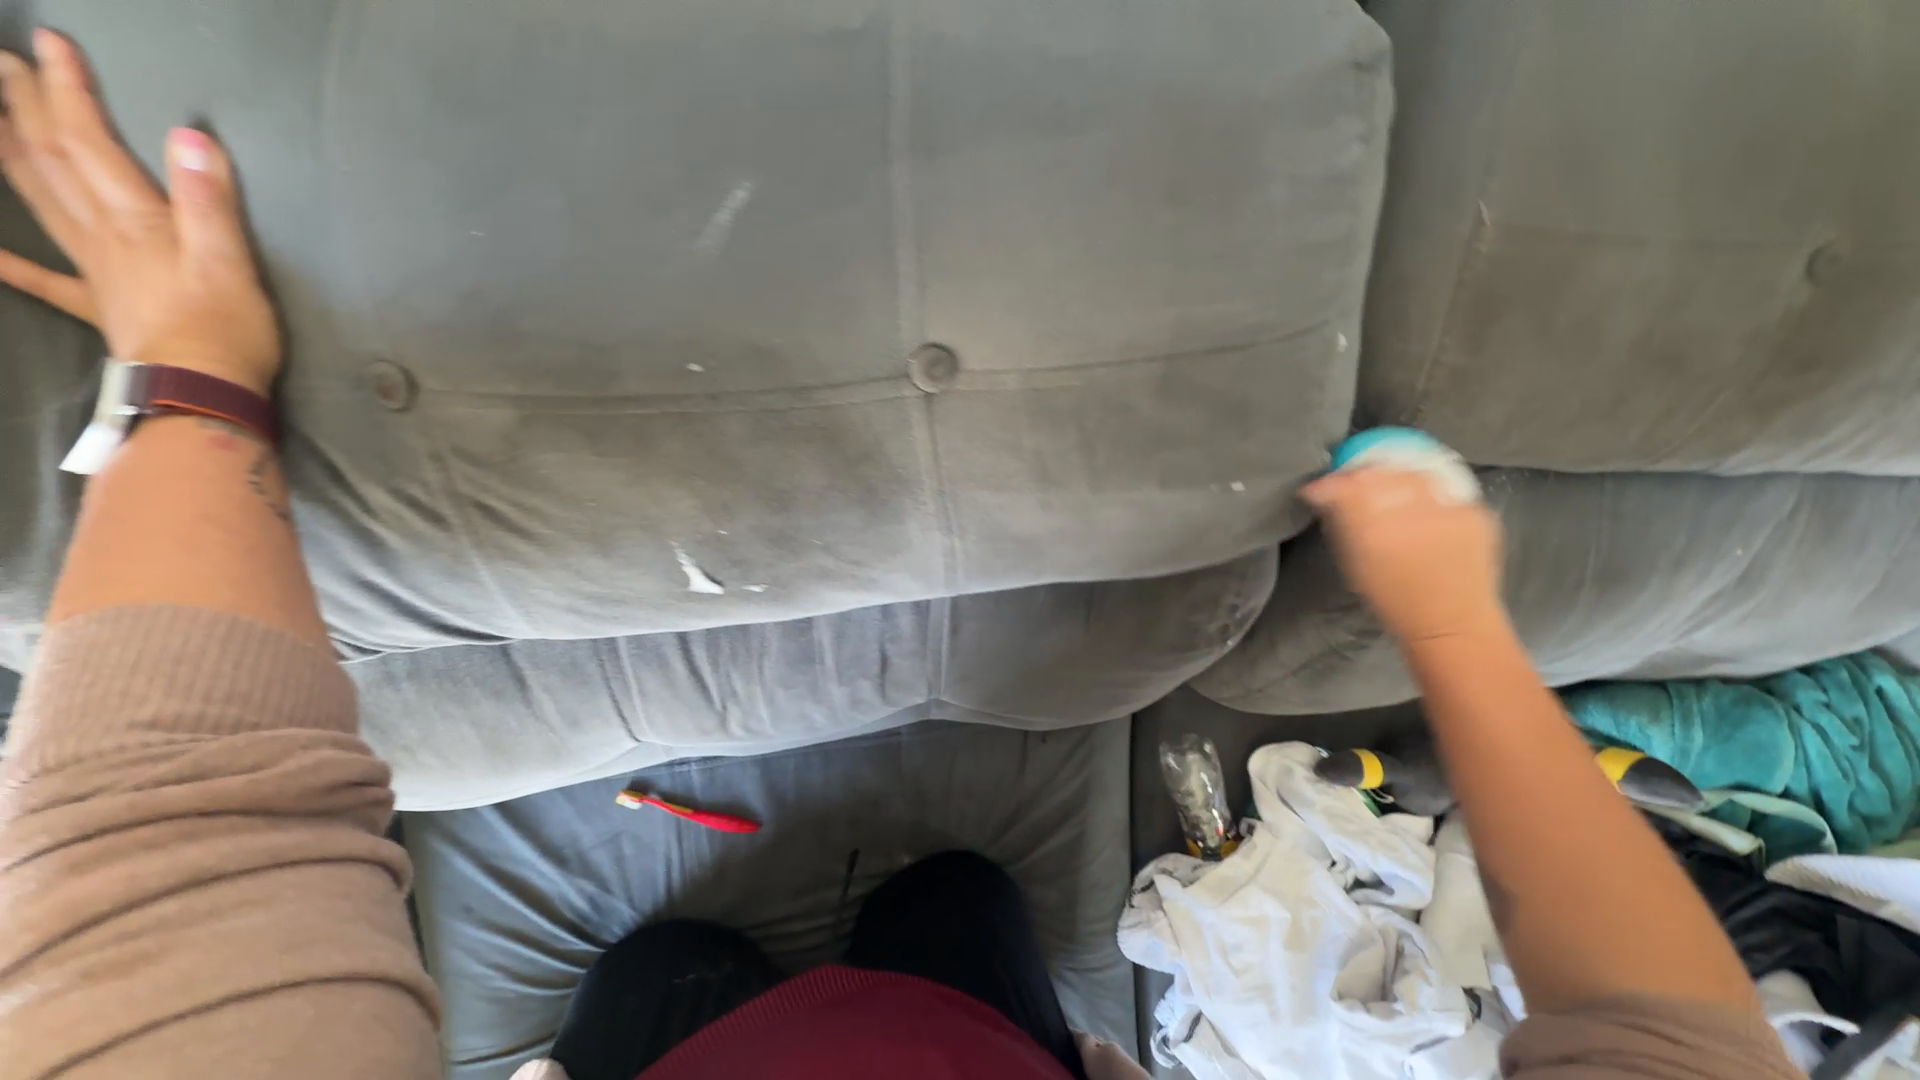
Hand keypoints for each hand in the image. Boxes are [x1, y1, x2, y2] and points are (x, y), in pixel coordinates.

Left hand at [0, 29, 278, 394]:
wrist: (200, 390)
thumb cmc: (226, 327)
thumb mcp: (231, 260)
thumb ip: (210, 200)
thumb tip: (190, 136)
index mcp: (134, 219)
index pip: (89, 142)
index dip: (69, 91)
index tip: (51, 45)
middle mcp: (100, 233)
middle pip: (50, 160)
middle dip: (25, 106)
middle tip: (2, 62)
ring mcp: (93, 269)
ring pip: (36, 199)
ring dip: (6, 152)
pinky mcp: (100, 305)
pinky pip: (40, 280)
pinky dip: (5, 263)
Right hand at [1300, 466, 1507, 644]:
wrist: (1453, 621)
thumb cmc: (1394, 600)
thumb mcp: (1355, 565)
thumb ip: (1344, 526)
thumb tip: (1330, 498)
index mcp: (1375, 532)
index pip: (1345, 488)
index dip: (1328, 484)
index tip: (1320, 489)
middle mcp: (1413, 514)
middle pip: (1381, 472)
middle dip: (1362, 474)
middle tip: (1353, 482)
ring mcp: (1449, 510)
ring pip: (1414, 473)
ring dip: (1395, 475)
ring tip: (1388, 486)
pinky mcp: (1476, 512)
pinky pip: (1443, 488)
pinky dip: (1426, 491)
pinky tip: (1421, 505)